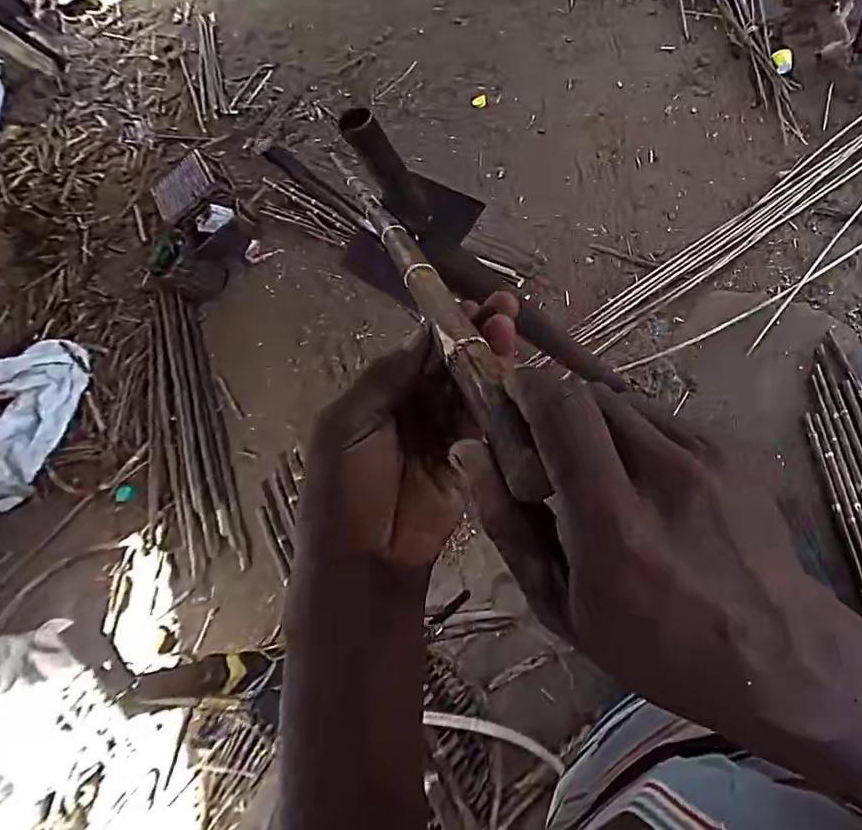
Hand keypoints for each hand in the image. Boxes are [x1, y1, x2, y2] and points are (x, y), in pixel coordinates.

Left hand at [302, 292, 519, 574]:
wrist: (366, 558)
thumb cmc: (343, 488)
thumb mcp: (346, 424)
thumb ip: (385, 376)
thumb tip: (425, 332)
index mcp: (385, 393)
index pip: (422, 349)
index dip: (447, 324)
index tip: (472, 302)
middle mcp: (421, 404)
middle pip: (456, 359)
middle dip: (480, 331)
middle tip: (505, 306)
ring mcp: (452, 428)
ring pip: (478, 382)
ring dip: (495, 355)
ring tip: (512, 328)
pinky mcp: (477, 451)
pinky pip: (491, 416)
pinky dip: (505, 393)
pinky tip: (518, 370)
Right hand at [449, 371, 838, 735]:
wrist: (772, 645)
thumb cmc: (658, 646)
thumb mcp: (566, 610)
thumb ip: (512, 527)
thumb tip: (472, 453)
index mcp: (615, 522)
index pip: (564, 412)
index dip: (530, 391)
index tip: (514, 397)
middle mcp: (666, 472)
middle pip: (596, 396)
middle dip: (564, 411)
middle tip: (557, 449)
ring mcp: (708, 455)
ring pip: (634, 402)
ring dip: (606, 423)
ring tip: (610, 472)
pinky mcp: (733, 450)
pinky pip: (671, 420)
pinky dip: (646, 436)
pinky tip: (655, 481)